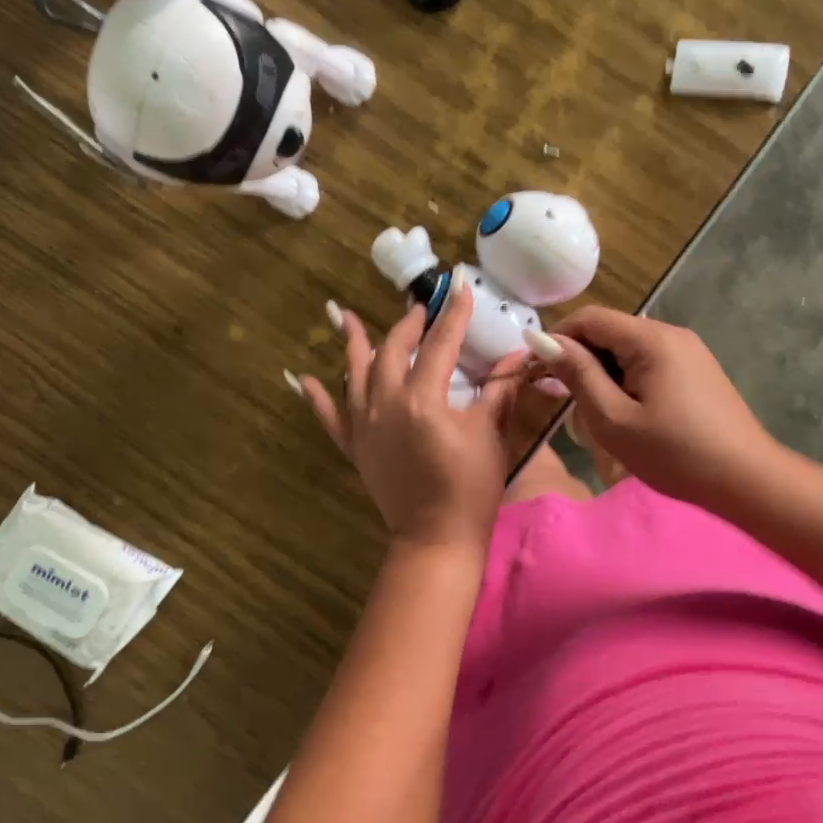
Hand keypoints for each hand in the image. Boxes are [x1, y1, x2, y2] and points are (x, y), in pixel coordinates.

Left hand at [290, 278, 528, 542]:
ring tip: (343, 317)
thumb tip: (518, 355)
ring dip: (352, 344)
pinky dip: (317, 397)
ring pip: (355, 373)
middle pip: (394, 350)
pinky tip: (304, 379)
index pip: (441, 344)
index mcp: (423, 398)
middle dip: (407, 325)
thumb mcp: (489, 434)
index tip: (460, 287)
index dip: (453, 314)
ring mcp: (364, 424)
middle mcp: (386, 403)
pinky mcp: (354, 446)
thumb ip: (499, 391)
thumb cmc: (470, 486)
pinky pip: (330, 416)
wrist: (436, 535)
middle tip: (419, 310)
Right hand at [525, 307, 783, 505]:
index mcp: (650, 339)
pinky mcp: (696, 370)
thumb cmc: (675, 453)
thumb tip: (543, 340)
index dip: (557, 338)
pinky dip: (626, 381)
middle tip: (562, 400)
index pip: (589, 318)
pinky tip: (625, 414)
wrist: (747, 480)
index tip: (538, 372)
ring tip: (594, 413)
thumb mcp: (613, 418)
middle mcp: (670, 334)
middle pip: (609, 331)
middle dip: (580, 359)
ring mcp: (688, 351)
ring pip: (627, 350)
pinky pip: (647, 363)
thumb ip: (578, 375)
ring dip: (602, 374)